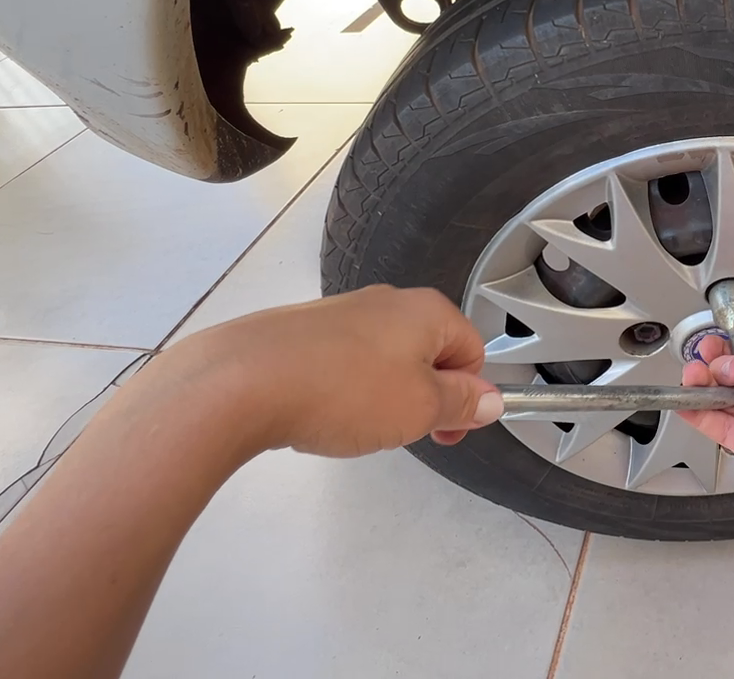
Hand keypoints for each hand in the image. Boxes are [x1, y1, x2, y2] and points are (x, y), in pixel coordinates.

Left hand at [170, 286, 501, 458]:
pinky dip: (344, 387)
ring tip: (354, 424)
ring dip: (384, 394)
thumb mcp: (421, 408)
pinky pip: (345, 359)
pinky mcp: (304, 328)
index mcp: (428, 311)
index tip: (442, 434)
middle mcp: (391, 300)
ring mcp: (344, 310)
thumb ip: (464, 404)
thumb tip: (492, 399)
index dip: (467, 398)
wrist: (241, 381)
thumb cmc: (346, 391)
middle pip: (430, 352)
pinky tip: (321, 411)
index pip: (473, 352)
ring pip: (386, 358)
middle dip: (424, 396)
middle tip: (399, 432)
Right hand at [678, 313, 733, 492]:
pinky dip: (696, 413)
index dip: (724, 344)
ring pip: (718, 397)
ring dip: (701, 384)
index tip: (714, 341)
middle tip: (713, 360)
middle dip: (713, 362)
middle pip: (727, 373)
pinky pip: (715, 425)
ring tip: (695, 376)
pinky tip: (685, 401)